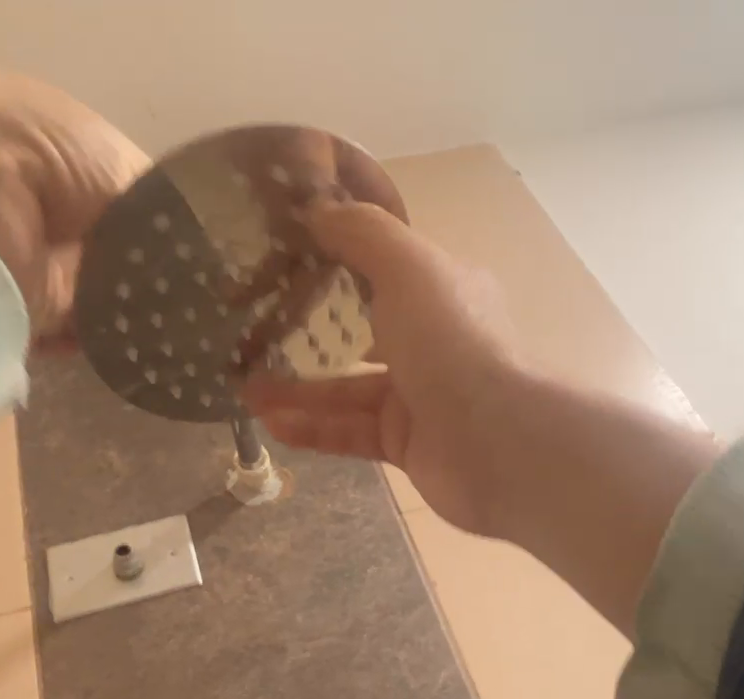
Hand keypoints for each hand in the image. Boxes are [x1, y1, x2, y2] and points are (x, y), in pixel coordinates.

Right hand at [242, 199, 720, 637]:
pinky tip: (273, 425)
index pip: (383, 271)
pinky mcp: (407, 445)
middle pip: (360, 333)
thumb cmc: (453, 342)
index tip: (283, 265)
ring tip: (245, 391)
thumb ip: (362, 233)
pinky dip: (315, 429)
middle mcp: (433, 341)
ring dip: (297, 390)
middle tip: (253, 337)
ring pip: (348, 390)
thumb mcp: (408, 266)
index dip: (335, 265)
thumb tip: (316, 208)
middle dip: (306, 336)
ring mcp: (420, 397)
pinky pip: (352, 433)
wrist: (498, 442)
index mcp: (441, 291)